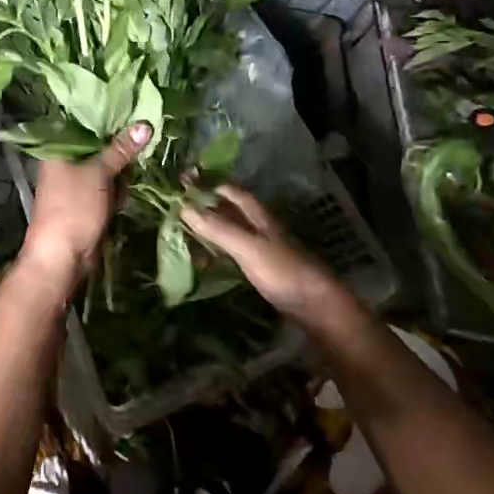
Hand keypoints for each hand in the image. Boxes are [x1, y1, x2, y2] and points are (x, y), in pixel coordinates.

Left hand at [21, 122, 152, 283]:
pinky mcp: (87, 201)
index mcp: (58, 150)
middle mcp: (64, 162)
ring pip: (105, 167)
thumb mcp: (98, 174)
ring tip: (146, 156)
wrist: (63, 255)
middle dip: (120, 145)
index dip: (108, 119)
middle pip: (97, 146)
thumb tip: (145, 124)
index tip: (134, 109)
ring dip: (123, 169)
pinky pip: (107, 187)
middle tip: (149, 133)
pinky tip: (135, 184)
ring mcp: (76, 183)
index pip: (82, 123)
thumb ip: (120, 150)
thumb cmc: (74, 207)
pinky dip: (119, 188)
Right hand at [181, 183, 353, 322]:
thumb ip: (216, 227)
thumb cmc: (284, 271)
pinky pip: (230, 251)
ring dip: (205, 229)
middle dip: (202, 206)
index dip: (206, 183)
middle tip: (173, 209)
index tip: (181, 183)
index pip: (229, 190)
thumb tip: (182, 206)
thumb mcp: (247, 246)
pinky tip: (200, 259)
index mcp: (257, 214)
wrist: (319, 309)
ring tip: (179, 234)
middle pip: (226, 209)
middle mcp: (258, 226)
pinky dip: (213, 251)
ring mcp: (260, 247)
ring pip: (227, 230)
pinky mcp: (260, 268)